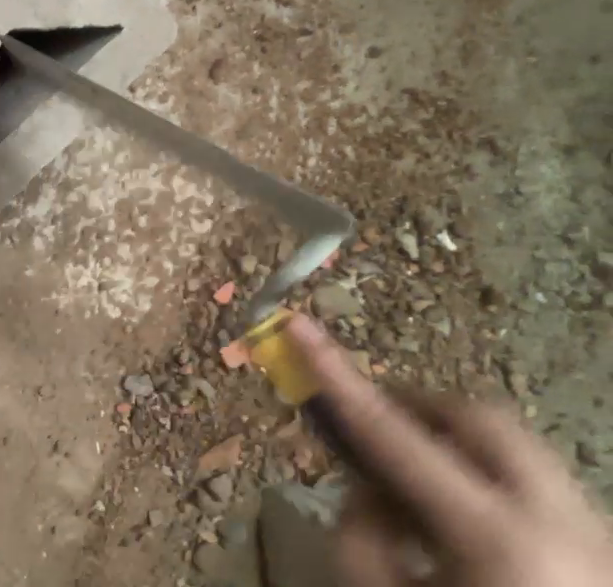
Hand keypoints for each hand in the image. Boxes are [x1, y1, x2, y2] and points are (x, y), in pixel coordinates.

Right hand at [287, 314, 612, 586]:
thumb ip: (362, 526)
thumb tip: (367, 483)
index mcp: (499, 537)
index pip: (393, 434)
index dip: (337, 376)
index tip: (297, 325)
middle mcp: (565, 527)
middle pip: (479, 421)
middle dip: (414, 406)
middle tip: (361, 419)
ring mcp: (599, 541)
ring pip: (513, 454)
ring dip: (448, 451)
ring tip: (409, 493)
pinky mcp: (603, 555)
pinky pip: (534, 491)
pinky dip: (481, 486)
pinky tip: (455, 531)